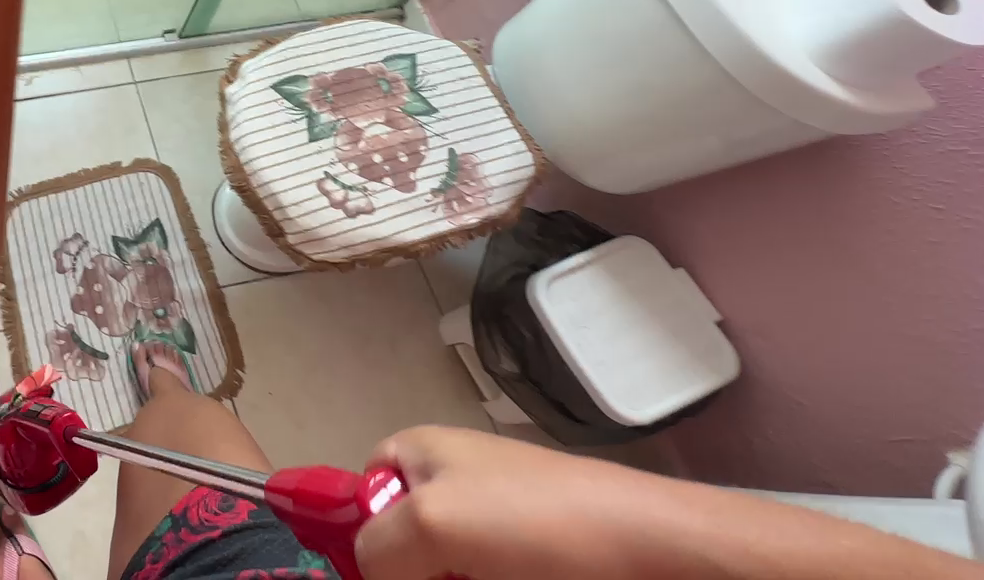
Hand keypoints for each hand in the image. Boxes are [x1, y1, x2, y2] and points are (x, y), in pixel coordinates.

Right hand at [352, 425, 674, 579]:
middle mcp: (450, 484)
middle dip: (417, 577)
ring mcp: (494, 528)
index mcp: (418, 452)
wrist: (660, 552)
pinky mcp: (530, 563)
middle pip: (404, 546)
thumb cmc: (536, 521)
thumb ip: (377, 545)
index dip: (362, 536)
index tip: (386, 575)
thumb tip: (369, 573)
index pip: (360, 493)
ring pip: (449, 573)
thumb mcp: (433, 523)